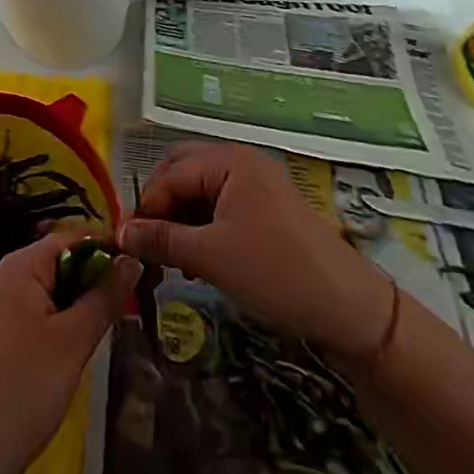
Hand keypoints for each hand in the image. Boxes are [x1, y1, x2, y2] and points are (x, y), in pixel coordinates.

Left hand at [0, 231, 140, 473]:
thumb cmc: (25, 382)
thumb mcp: (73, 338)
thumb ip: (104, 296)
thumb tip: (131, 260)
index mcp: (21, 264)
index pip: (71, 236)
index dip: (108, 246)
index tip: (147, 264)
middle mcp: (11, 274)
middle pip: (64, 259)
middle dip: (99, 275)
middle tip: (140, 297)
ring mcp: (7, 303)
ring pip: (57, 287)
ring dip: (87, 299)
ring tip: (122, 318)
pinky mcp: (9, 330)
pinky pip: (47, 308)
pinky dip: (70, 317)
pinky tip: (90, 338)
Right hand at [118, 140, 393, 360]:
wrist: (354, 312)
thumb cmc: (276, 273)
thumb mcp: (208, 257)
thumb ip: (159, 239)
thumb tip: (118, 235)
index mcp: (228, 162)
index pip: (167, 176)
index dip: (145, 209)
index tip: (129, 242)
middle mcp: (241, 162)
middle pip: (180, 171)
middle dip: (160, 204)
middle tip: (150, 240)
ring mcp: (256, 184)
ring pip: (198, 188)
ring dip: (178, 216)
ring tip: (171, 254)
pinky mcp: (266, 208)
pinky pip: (218, 203)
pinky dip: (200, 224)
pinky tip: (196, 255)